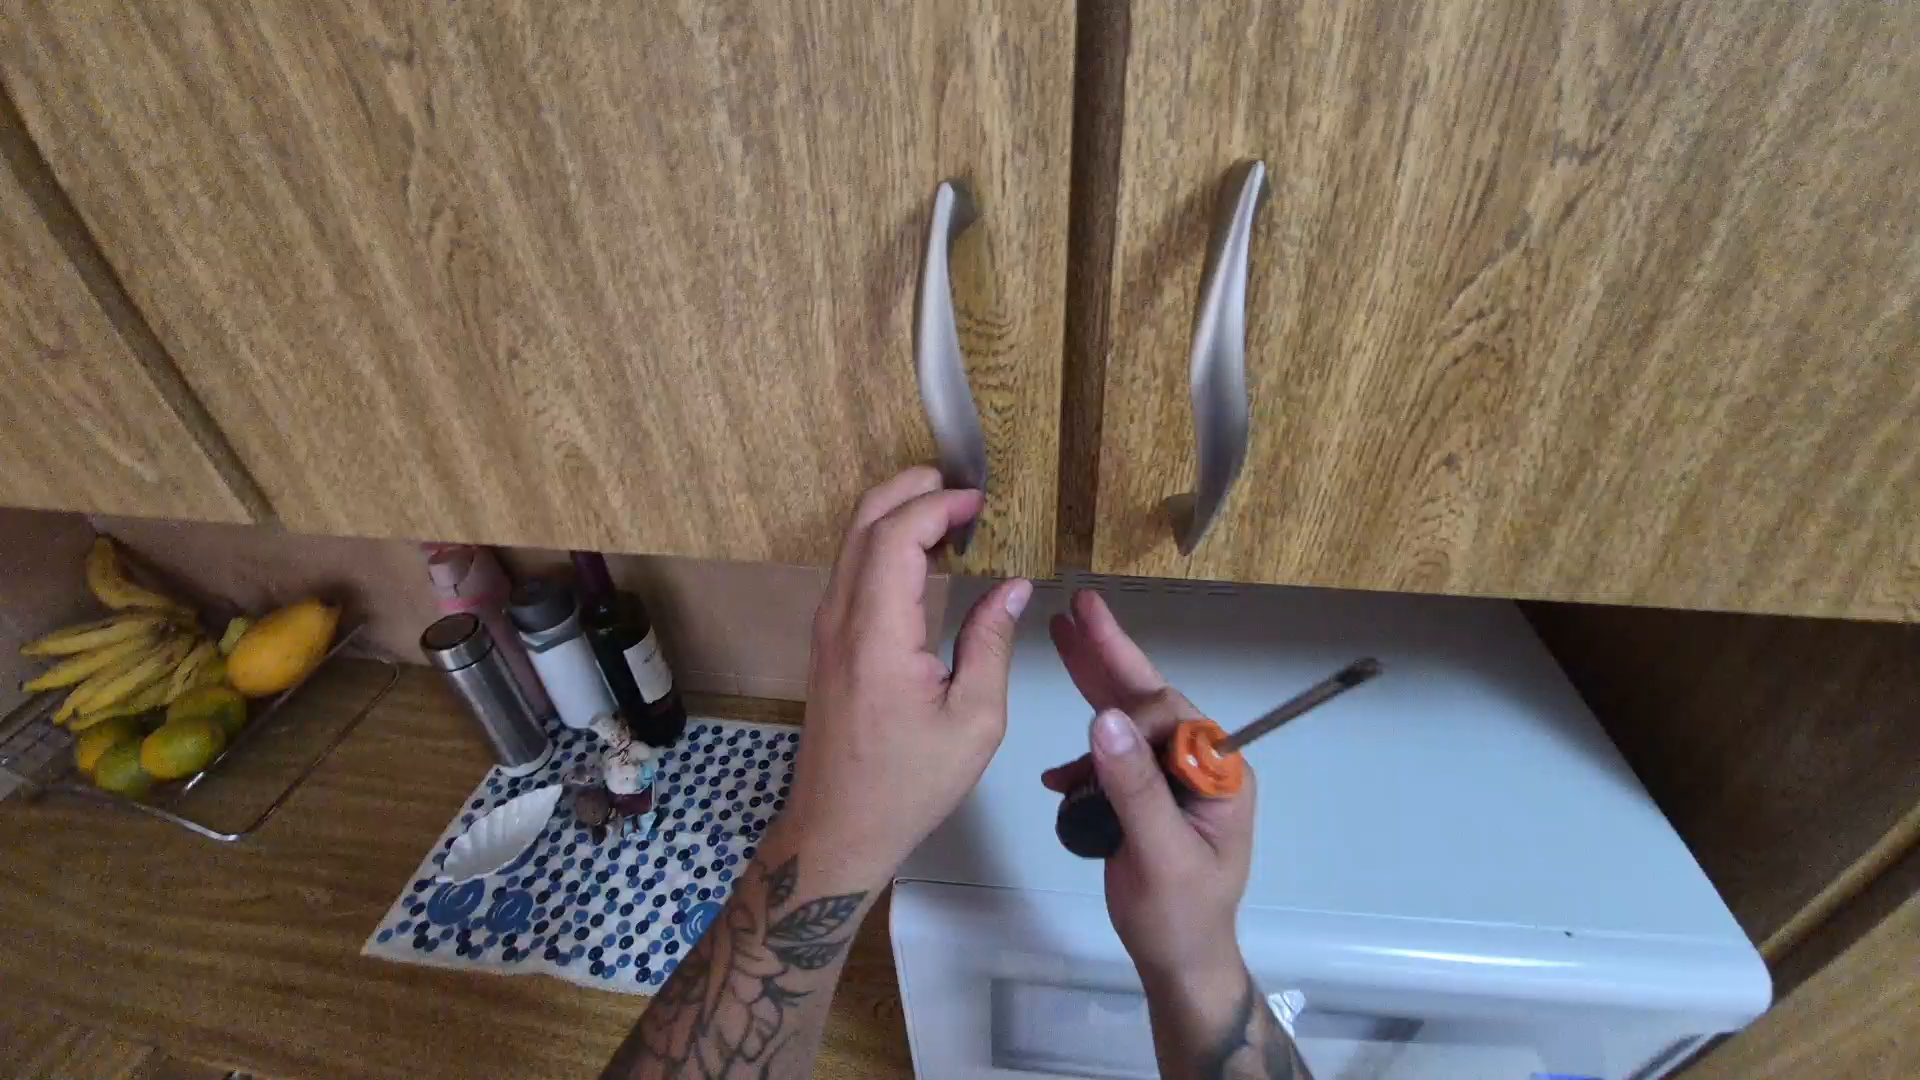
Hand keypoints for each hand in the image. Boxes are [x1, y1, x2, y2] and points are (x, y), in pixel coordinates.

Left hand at [779, 466, 1032, 889]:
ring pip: (852, 542)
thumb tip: (1013, 585)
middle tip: (961, 487)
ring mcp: (826, 628)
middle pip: (864, 522)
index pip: (897, 536)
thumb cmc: (909, 783)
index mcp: (878, 634)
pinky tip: (924, 558)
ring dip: (896, 514)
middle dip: (910, 489)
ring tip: (951, 516)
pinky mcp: (827, 640)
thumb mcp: (973, 720)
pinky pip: (852, 570)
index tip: (980, 504)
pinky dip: (885, 545)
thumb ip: (991, 641)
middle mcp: (841, 618)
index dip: (938, 506)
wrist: (838, 827)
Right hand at [1041, 591, 1254, 989]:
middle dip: (1111, 652)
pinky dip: (1081, 757)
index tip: (1092, 731)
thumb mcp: (1160, 854)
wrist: (1176, 959)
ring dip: (1091, 681)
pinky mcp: (1143, 787)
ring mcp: (1168, 773)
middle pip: (1148, 697)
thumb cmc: (1179, 914)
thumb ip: (1134, 786)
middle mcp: (1195, 762)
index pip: (1170, 714)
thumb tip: (1104, 717)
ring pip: (1126, 715)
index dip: (1130, 708)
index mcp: (1216, 771)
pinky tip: (1055, 776)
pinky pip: (1109, 753)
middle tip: (1081, 606)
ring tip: (1061, 637)